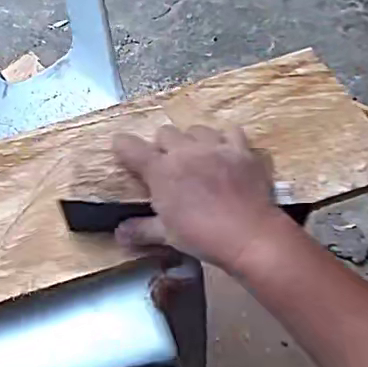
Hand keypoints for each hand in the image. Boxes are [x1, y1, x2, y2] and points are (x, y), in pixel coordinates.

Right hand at [111, 124, 292, 271]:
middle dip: (163, 147)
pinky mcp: (242, 150)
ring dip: (192, 141)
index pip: (131, 147)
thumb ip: (141, 230)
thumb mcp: (167, 236)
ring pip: (196, 129)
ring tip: (198, 158)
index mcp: (161, 171)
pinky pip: (231, 131)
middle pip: (165, 133)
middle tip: (170, 167)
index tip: (123, 150)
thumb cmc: (203, 236)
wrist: (248, 235)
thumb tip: (119, 233)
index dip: (124, 146)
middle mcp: (185, 151)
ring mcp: (215, 147)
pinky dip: (225, 139)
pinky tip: (226, 152)